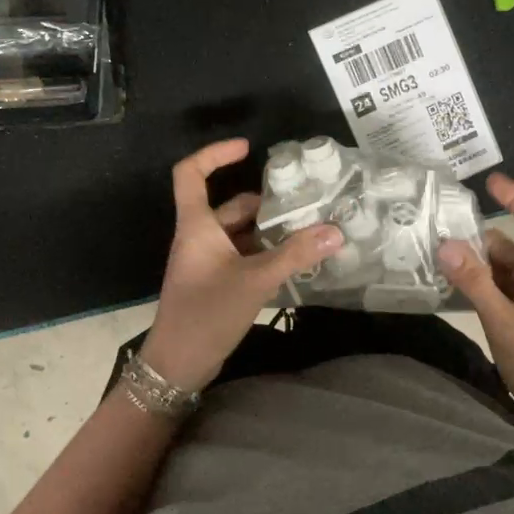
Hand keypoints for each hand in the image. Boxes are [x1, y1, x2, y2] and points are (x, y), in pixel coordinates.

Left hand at [140, 139, 342, 391]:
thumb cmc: (207, 313)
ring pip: (239, 235)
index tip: (247, 149)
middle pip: (228, 207)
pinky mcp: (215, 284)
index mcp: (197, 226)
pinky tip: (294, 263)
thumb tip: (336, 231)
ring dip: (269, 232)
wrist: (177, 364)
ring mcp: (206, 263)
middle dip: (264, 203)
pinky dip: (265, 255)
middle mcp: (199, 238)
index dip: (215, 155)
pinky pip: (242, 257)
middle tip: (304, 204)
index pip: (191, 174)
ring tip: (309, 232)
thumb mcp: (256, 280)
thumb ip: (296, 255)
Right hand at [437, 173, 513, 428]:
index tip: (490, 182)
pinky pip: (498, 291)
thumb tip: (445, 244)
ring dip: (473, 267)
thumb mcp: (501, 321)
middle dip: (476, 242)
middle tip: (434, 238)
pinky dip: (477, 287)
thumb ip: (473, 283)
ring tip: (434, 263)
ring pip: (500, 270)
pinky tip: (450, 292)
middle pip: (508, 247)